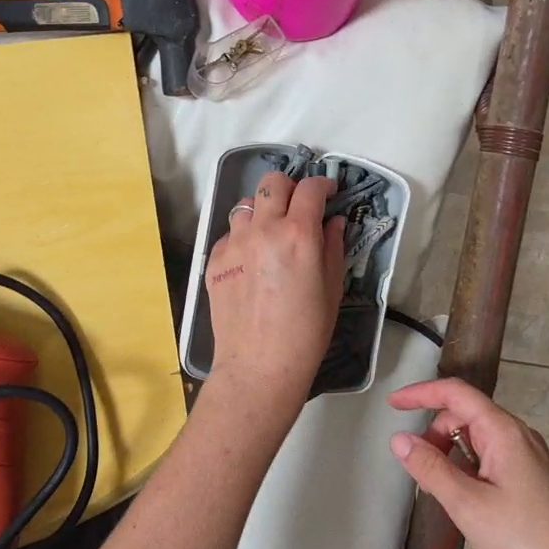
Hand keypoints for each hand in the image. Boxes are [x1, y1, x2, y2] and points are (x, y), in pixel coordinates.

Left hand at [204, 171, 346, 400]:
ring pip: (246, 206)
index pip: (310, 189)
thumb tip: (333, 222)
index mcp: (298, 235)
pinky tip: (252, 261)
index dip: (323, 184)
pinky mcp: (214, 261)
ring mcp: (234, 244)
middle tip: (298, 205)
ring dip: (262, 212)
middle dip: (289, 187)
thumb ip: (333, 247)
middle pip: (272, 183)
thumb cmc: (306, 333)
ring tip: (271, 234)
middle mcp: (263, 230)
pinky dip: (243, 238)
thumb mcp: (332, 289)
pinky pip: (229, 235)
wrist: (259, 366)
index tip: (329, 192)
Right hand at [388, 378, 548, 548]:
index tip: (392, 404)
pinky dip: (467, 469)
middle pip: (466, 415)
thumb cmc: (523, 541)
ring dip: (450, 454)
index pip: (457, 393)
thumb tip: (399, 439)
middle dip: (435, 433)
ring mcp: (528, 459)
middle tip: (417, 469)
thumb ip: (430, 468)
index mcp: (504, 432)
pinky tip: (461, 498)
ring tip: (437, 489)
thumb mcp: (467, 504)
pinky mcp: (532, 481)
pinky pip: (490, 460)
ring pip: (477, 439)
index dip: (422, 393)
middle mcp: (519, 437)